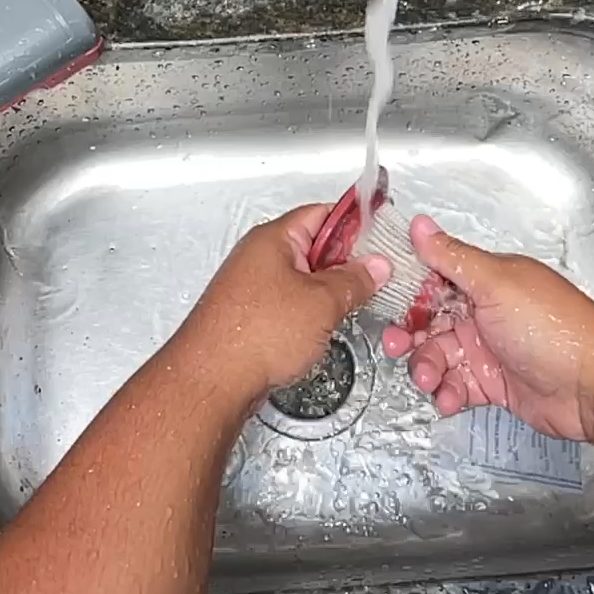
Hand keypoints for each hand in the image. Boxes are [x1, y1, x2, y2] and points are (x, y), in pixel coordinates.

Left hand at [171, 204, 389, 396]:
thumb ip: (353, 280)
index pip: (322, 213)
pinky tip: (321, 328)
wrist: (213, 380)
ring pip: (302, 278)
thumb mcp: (321, 302)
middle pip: (314, 246)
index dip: (354, 222)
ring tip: (349, 305)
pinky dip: (309, 312)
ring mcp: (253, 286)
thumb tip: (373, 266)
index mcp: (274, 238)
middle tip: (372, 276)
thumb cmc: (252, 335)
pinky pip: (289, 303)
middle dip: (345, 262)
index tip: (380, 234)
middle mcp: (259, 256)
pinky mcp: (251, 315)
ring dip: (327, 290)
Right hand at [381, 216, 593, 440]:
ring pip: (439, 355)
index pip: (433, 279)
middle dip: (409, 334)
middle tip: (397, 345)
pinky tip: (449, 397)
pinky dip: (447, 393)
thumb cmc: (554, 328)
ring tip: (428, 380)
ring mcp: (489, 349)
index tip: (386, 301)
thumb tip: (421, 225)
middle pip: (430, 320)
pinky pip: (456, 385)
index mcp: (485, 281)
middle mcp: (484, 312)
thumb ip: (452, 256)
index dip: (408, 291)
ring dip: (426, 367)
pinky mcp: (493, 383)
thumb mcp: (496, 283)